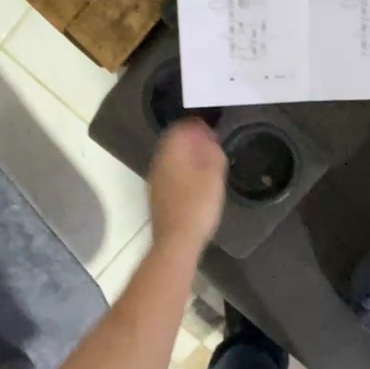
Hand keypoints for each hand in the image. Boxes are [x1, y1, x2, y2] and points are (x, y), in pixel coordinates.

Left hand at [147, 119, 226, 254]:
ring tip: (206, 164)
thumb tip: (211, 141)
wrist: (176, 242)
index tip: (211, 130)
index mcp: (170, 155)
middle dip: (191, 141)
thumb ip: (213, 155)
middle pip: (173, 143)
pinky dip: (182, 173)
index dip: (196, 126)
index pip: (180, 129)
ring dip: (187, 158)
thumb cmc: (197, 207)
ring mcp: (155, 182)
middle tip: (211, 145)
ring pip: (170, 160)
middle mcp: (158, 164)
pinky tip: (195, 184)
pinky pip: (170, 175)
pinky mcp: (157, 198)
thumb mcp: (213, 178)